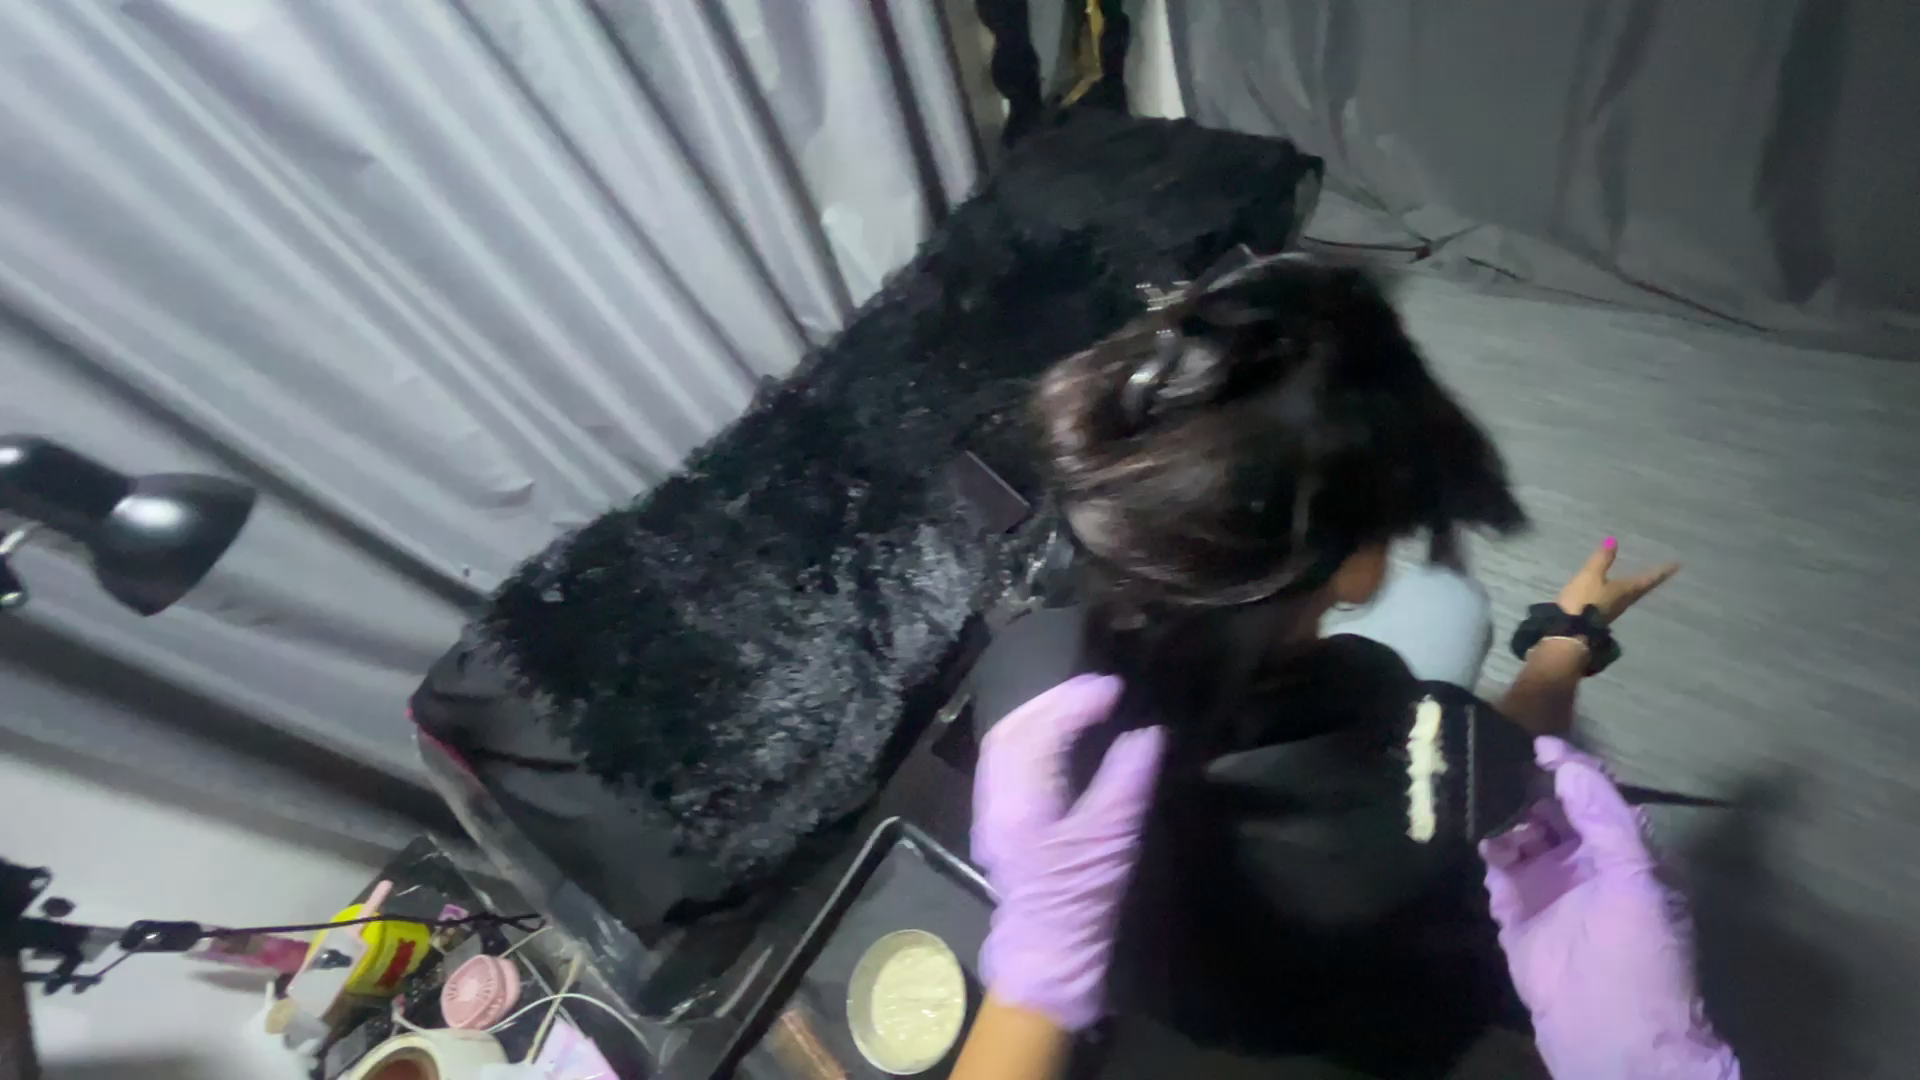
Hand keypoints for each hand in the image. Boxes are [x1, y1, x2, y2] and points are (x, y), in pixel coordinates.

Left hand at [973, 674, 1165, 1031]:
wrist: (1046, 950)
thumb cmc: (1083, 901)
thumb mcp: (1113, 842)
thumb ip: (1127, 782)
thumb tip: (1147, 733)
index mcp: (1020, 806)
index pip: (1041, 735)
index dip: (1075, 703)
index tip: (1111, 687)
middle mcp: (994, 798)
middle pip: (1013, 728)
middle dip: (1053, 699)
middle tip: (1096, 685)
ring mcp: (987, 804)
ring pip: (1004, 737)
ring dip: (1040, 710)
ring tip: (1079, 697)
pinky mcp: (994, 810)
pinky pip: (1004, 753)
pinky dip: (1030, 729)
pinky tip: (1054, 725)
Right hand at [1480, 738, 1738, 1079]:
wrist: (1609, 1029)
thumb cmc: (1637, 953)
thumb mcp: (1636, 880)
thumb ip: (1604, 819)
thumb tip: (1564, 761)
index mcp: (1623, 854)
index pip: (1593, 795)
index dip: (1569, 767)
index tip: (1537, 746)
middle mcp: (1583, 862)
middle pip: (1548, 807)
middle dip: (1524, 788)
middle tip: (1497, 772)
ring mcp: (1545, 883)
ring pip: (1515, 830)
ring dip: (1503, 818)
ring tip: (1495, 820)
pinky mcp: (1512, 905)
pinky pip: (1493, 863)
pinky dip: (1487, 848)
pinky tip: (1488, 848)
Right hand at [1556, 536, 1678, 621]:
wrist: (1571, 628)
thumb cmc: (1584, 599)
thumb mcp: (1590, 576)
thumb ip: (1601, 560)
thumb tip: (1613, 540)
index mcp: (1627, 590)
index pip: (1649, 578)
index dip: (1662, 571)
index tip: (1677, 564)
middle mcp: (1626, 600)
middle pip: (1642, 589)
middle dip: (1651, 581)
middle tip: (1661, 574)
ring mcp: (1614, 610)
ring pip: (1631, 597)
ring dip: (1637, 588)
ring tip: (1638, 582)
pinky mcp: (1602, 616)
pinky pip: (1618, 602)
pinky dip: (1621, 595)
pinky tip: (1614, 595)